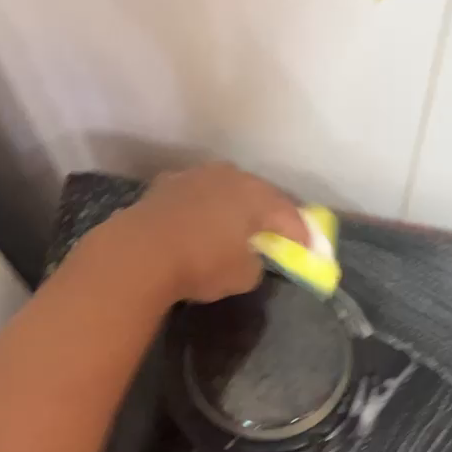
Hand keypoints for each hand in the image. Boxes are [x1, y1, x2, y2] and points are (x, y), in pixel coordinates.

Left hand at [96, 163, 309, 304]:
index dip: (302, 234)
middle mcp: (228, 177)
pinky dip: (208, 209)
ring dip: (236, 207)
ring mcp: (194, 176)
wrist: (141, 252)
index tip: (311, 250)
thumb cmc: (201, 264)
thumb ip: (255, 263)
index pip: (288, 214)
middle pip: (258, 194)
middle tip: (279, 231)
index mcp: (254, 196)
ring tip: (240, 225)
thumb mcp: (242, 276)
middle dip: (270, 213)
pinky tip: (205, 223)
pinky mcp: (166, 185)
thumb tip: (249, 257)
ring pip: (226, 190)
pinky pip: (199, 196)